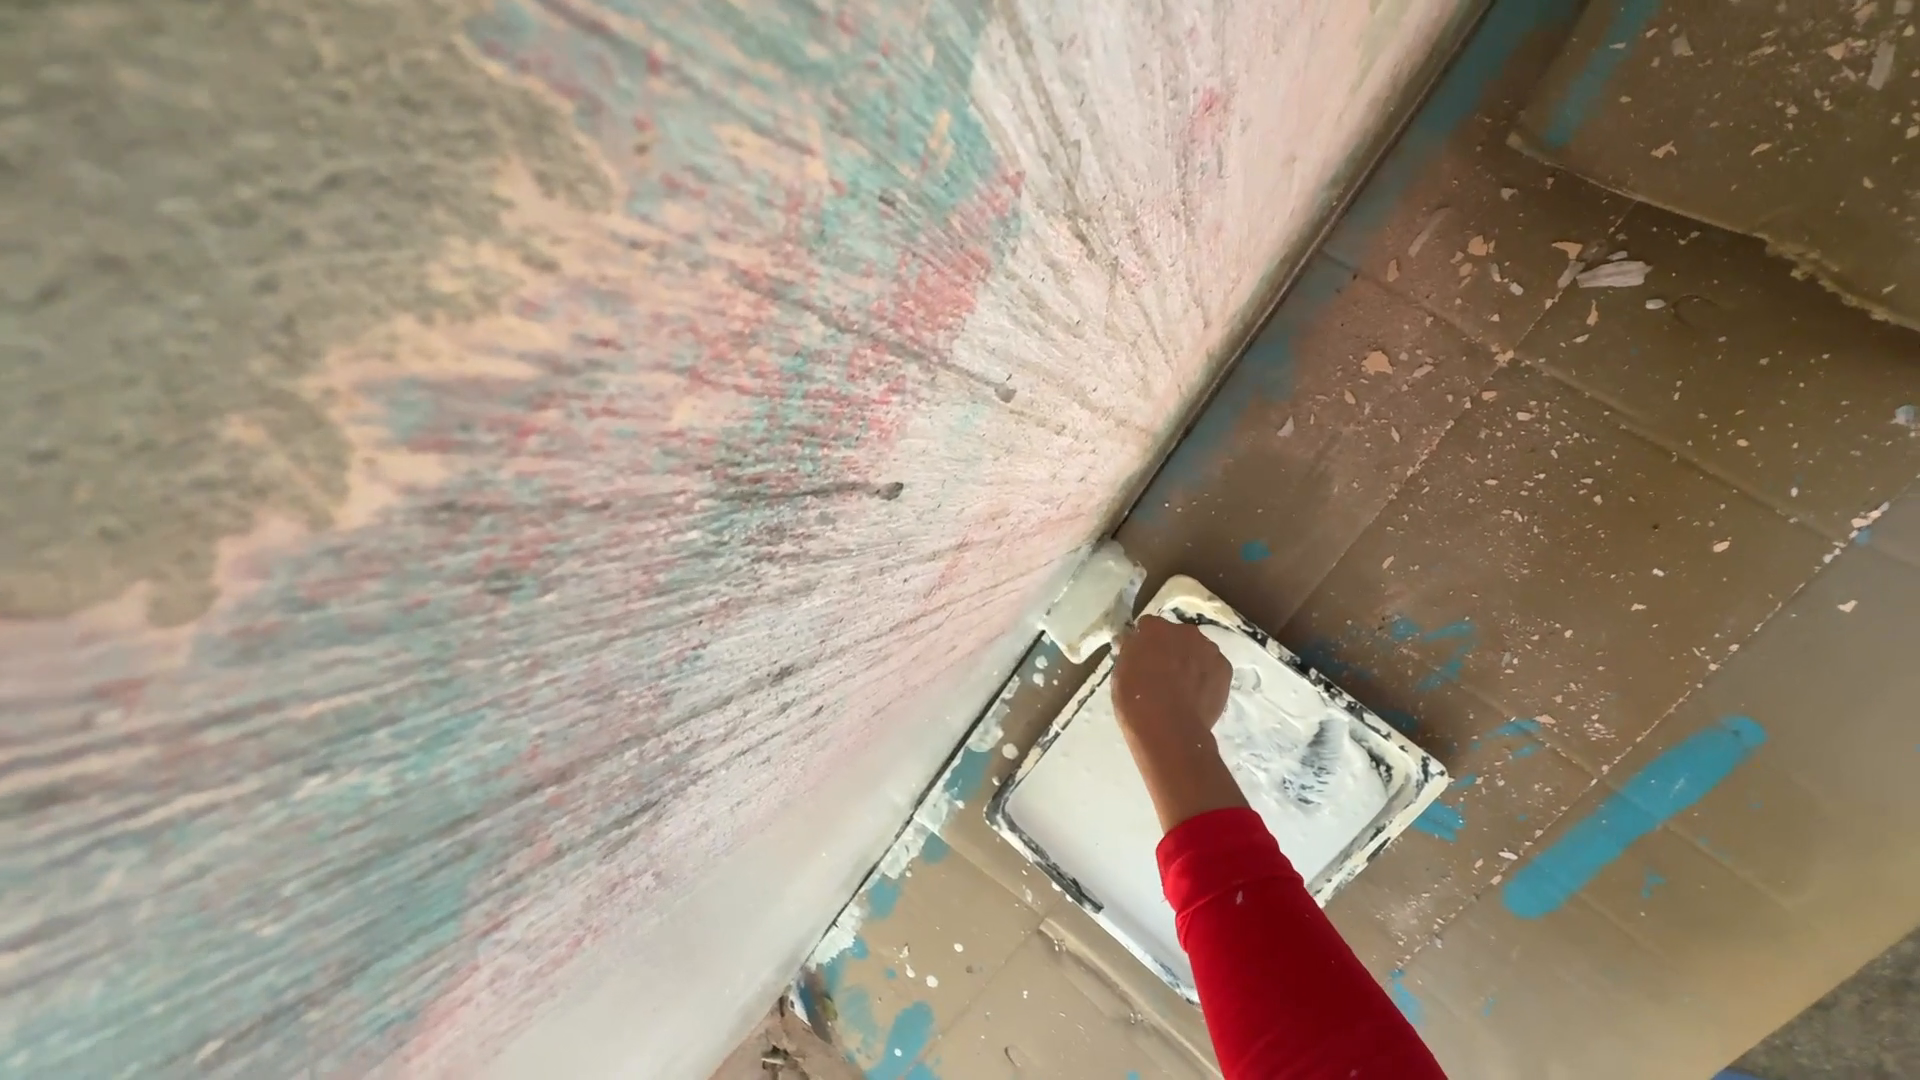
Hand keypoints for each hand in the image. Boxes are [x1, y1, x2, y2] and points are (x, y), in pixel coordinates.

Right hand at [1111, 615, 1231, 748]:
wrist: (1169, 728)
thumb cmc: (1136, 700)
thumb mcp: (1120, 671)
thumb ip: (1130, 651)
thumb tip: (1132, 642)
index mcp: (1155, 628)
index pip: (1147, 627)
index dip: (1144, 642)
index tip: (1141, 657)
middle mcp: (1184, 631)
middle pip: (1176, 636)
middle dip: (1170, 649)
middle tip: (1162, 672)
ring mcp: (1208, 649)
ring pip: (1197, 650)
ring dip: (1190, 661)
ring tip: (1182, 687)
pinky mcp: (1225, 669)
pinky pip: (1213, 667)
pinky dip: (1206, 676)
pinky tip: (1197, 694)